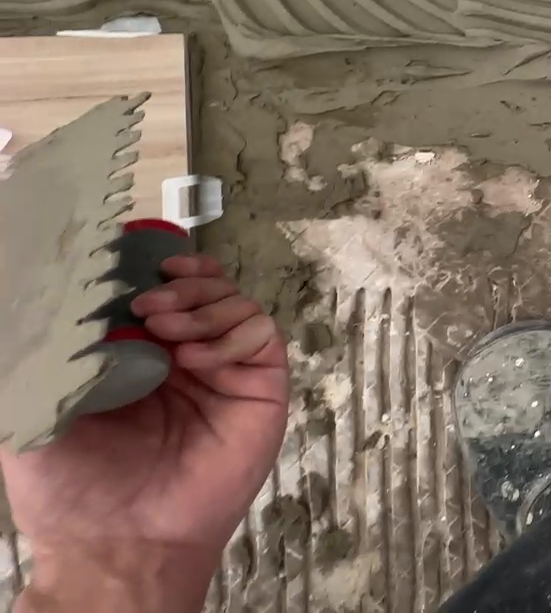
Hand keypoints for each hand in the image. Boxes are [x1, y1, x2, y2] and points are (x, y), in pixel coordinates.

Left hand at [1, 254, 289, 612]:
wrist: (130, 538)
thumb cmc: (76, 487)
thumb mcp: (33, 425)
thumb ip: (40, 372)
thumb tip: (39, 313)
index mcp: (138, 360)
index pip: (159, 299)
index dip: (156, 275)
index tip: (143, 264)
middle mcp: (187, 355)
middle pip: (207, 290)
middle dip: (184, 284)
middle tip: (151, 302)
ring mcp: (229, 366)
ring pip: (237, 303)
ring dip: (207, 304)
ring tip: (170, 327)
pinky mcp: (264, 379)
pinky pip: (261, 334)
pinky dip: (232, 334)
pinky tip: (198, 357)